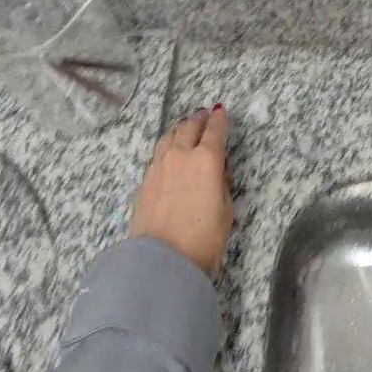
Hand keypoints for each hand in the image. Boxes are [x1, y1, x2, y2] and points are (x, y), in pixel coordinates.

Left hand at [130, 105, 233, 275]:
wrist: (163, 259)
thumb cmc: (204, 238)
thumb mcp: (226, 210)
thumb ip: (221, 182)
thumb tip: (217, 168)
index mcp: (206, 159)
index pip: (214, 130)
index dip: (219, 119)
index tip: (221, 111)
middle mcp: (181, 155)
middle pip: (189, 128)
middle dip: (198, 119)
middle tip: (204, 115)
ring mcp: (159, 166)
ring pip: (169, 137)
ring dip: (180, 129)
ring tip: (185, 128)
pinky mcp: (145, 180)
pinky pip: (158, 153)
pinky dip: (167, 146)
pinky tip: (169, 152)